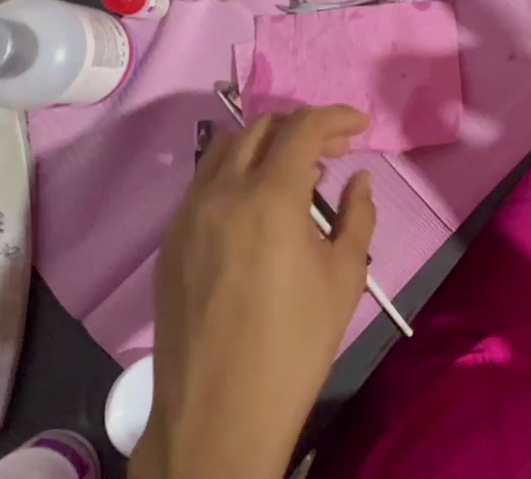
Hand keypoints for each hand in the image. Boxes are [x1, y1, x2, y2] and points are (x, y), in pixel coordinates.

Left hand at [133, 107, 376, 478]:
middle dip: (302, 128)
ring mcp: (187, 216)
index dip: (336, 117)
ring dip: (265, 146)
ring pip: (224, 151)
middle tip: (334, 151)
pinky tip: (258, 209)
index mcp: (269, 198)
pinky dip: (236, 175)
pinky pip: (203, 185)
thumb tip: (358, 180)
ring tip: (295, 174)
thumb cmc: (295, 345)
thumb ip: (357, 215)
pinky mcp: (170, 242)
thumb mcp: (345, 277)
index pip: (303, 128)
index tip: (360, 126)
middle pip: (260, 128)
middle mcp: (221, 193)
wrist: (220, 412)